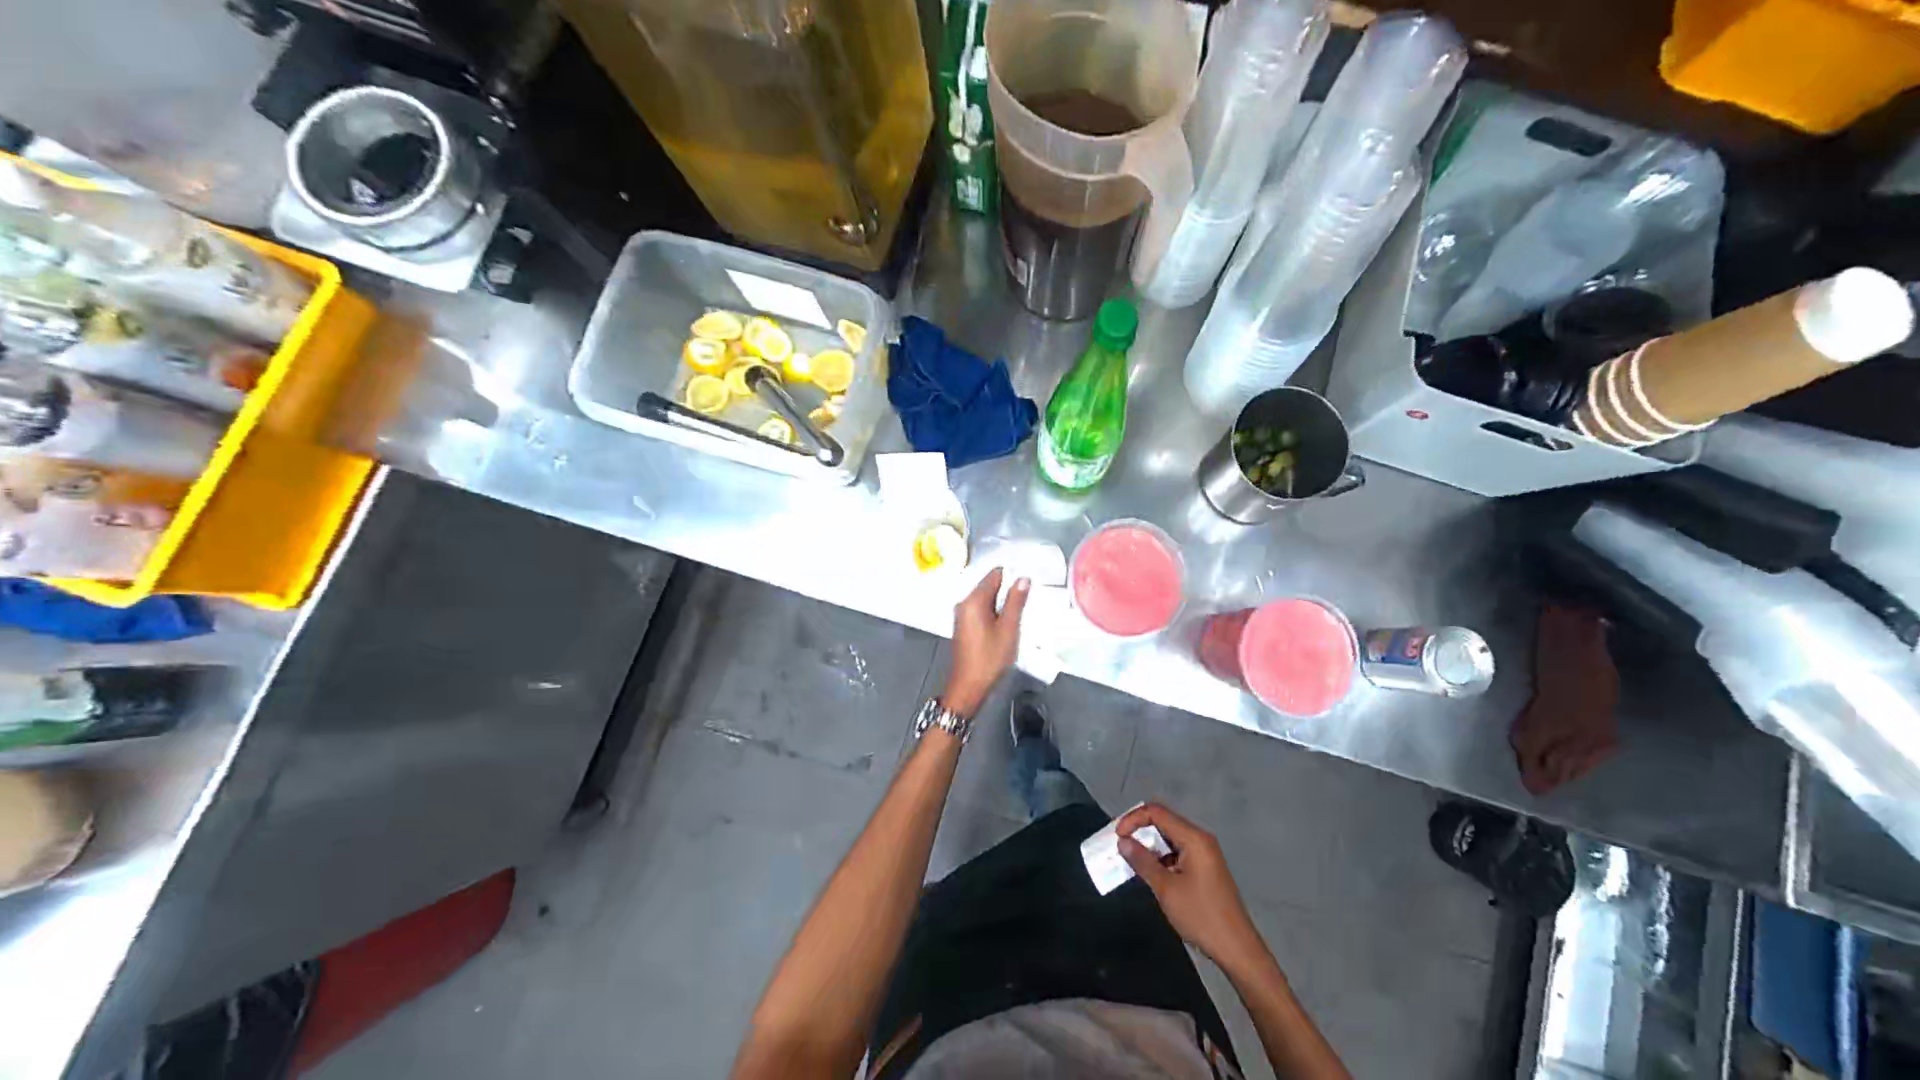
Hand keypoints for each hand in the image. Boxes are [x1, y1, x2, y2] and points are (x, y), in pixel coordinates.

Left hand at [942, 568, 1029, 716]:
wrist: (969, 686)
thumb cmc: (990, 658)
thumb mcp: (1009, 629)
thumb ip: (1015, 601)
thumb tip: (1023, 578)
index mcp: (973, 600)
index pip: (993, 575)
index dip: (1011, 574)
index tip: (1028, 579)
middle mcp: (964, 603)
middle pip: (988, 586)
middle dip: (1008, 588)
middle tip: (1029, 595)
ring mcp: (962, 615)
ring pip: (985, 599)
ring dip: (1002, 601)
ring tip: (1022, 607)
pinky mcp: (964, 626)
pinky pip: (981, 610)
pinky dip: (994, 611)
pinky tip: (1008, 620)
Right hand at [1117, 802, 1262, 964]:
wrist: (1236, 948)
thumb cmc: (1200, 915)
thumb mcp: (1165, 888)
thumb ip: (1142, 861)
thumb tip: (1123, 841)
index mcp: (1194, 838)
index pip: (1157, 813)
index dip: (1133, 819)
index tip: (1117, 837)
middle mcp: (1200, 839)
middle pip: (1164, 822)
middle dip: (1139, 830)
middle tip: (1120, 846)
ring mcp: (1205, 854)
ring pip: (1170, 838)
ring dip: (1149, 846)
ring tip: (1131, 860)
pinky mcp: (1205, 868)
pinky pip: (1178, 852)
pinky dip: (1161, 858)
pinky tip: (1151, 873)